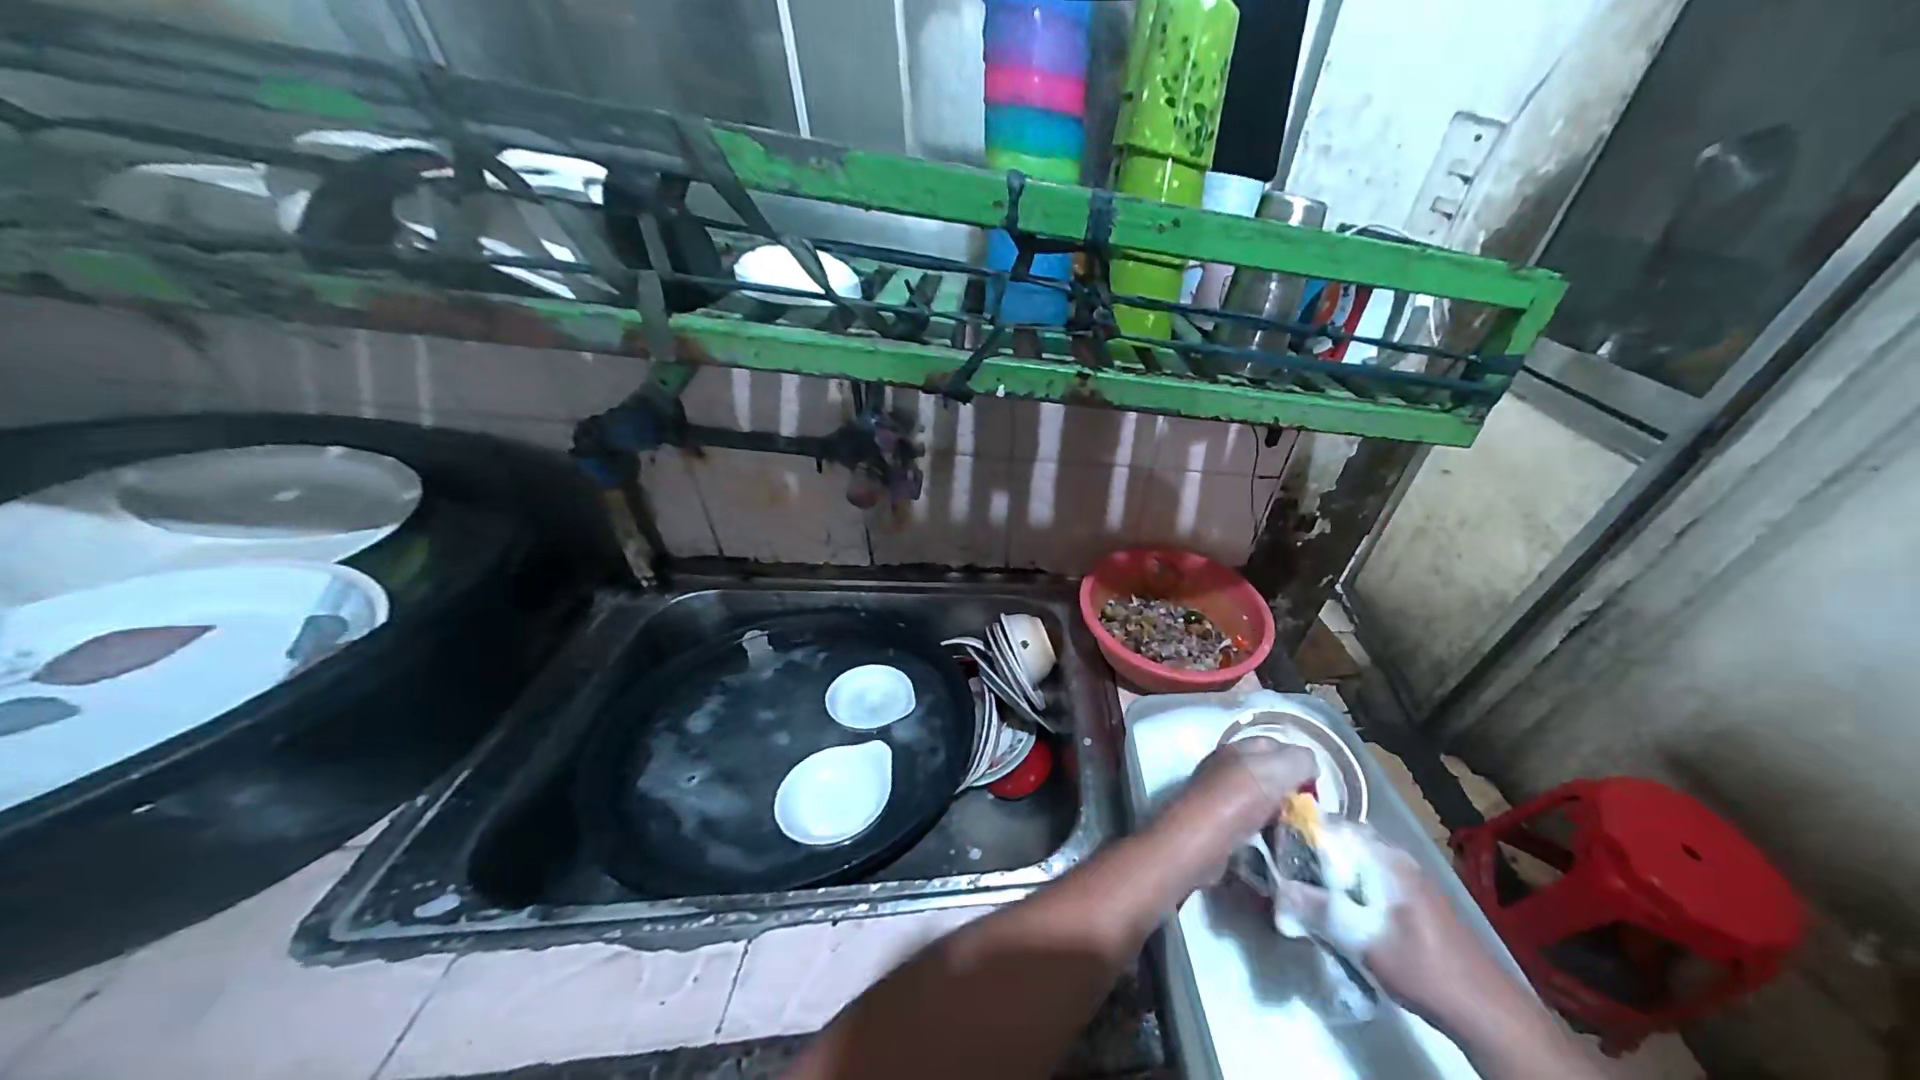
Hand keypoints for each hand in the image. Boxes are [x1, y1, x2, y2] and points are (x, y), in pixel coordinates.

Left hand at [1157, 737, 1317, 883]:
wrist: (1200, 838)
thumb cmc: (1239, 797)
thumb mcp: (1278, 768)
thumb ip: (1300, 760)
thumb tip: (1309, 766)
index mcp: (1237, 748)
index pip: (1275, 746)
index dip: (1298, 762)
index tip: (1314, 787)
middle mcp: (1224, 767)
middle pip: (1265, 774)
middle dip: (1288, 791)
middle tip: (1306, 811)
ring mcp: (1216, 795)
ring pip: (1257, 800)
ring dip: (1276, 813)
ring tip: (1294, 830)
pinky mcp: (1213, 823)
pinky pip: (1246, 823)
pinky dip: (1262, 831)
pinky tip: (1273, 843)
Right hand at [1272, 828, 1533, 1029]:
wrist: (1485, 1012)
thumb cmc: (1423, 968)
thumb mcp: (1361, 939)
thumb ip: (1316, 908)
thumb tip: (1276, 886)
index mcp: (1386, 857)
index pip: (1330, 824)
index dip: (1296, 830)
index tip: (1269, 845)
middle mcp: (1395, 857)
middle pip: (1338, 842)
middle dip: (1306, 854)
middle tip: (1279, 872)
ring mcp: (1404, 878)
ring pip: (1349, 862)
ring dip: (1323, 873)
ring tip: (1298, 891)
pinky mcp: (1408, 899)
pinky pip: (1362, 878)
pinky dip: (1341, 887)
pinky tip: (1330, 909)